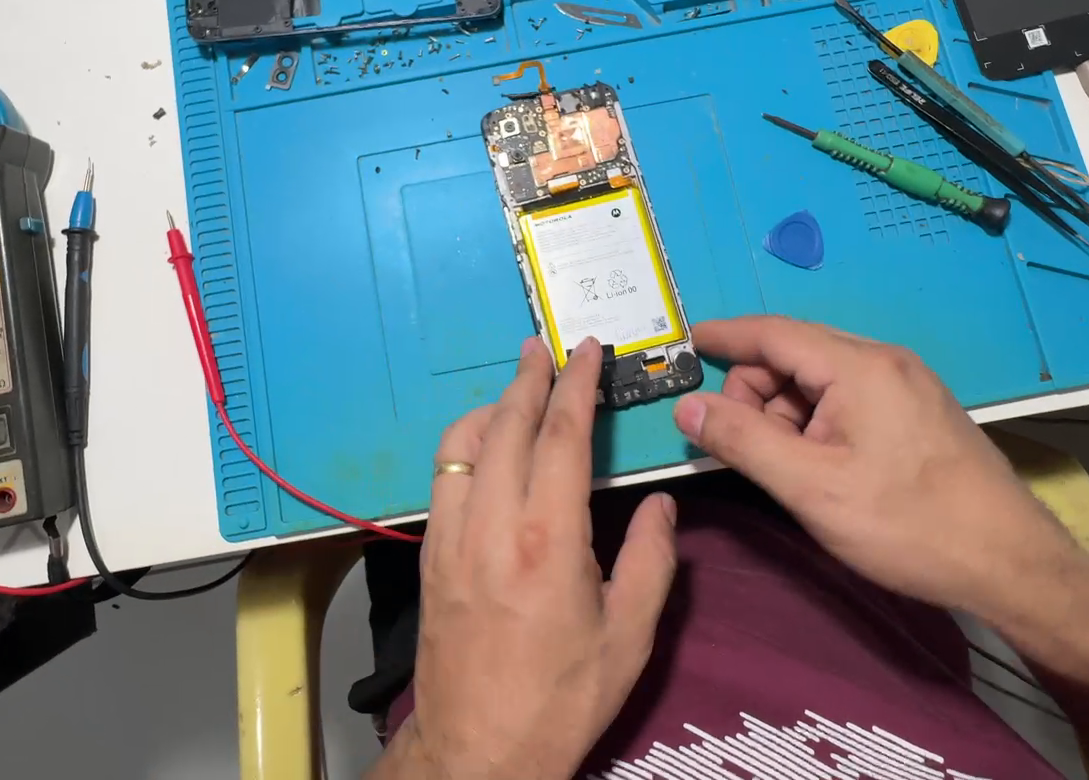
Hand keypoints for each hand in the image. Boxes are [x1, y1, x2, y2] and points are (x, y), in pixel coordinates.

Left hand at [389, 338, 678, 779]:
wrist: (478, 749)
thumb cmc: (563, 696)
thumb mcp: (628, 636)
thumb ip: (651, 560)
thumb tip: (659, 503)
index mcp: (547, 538)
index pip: (562, 436)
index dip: (576, 385)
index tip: (585, 351)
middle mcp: (491, 522)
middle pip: (506, 425)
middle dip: (528, 378)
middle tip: (543, 348)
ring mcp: (451, 534)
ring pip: (463, 443)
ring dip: (491, 406)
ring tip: (517, 390)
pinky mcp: (429, 551)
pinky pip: (442, 476)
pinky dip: (465, 443)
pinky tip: (484, 445)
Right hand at [671, 316, 1087, 620]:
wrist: (1016, 570)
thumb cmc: (908, 524)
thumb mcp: (811, 488)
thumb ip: (742, 441)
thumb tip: (687, 406)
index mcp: (858, 367)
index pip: (772, 333)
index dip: (724, 336)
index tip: (686, 343)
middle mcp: (883, 361)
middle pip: (793, 356)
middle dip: (756, 393)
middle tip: (744, 446)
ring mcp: (905, 384)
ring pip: (818, 378)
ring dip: (786, 412)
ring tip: (791, 468)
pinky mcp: (916, 410)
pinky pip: (845, 396)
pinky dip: (815, 420)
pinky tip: (820, 463)